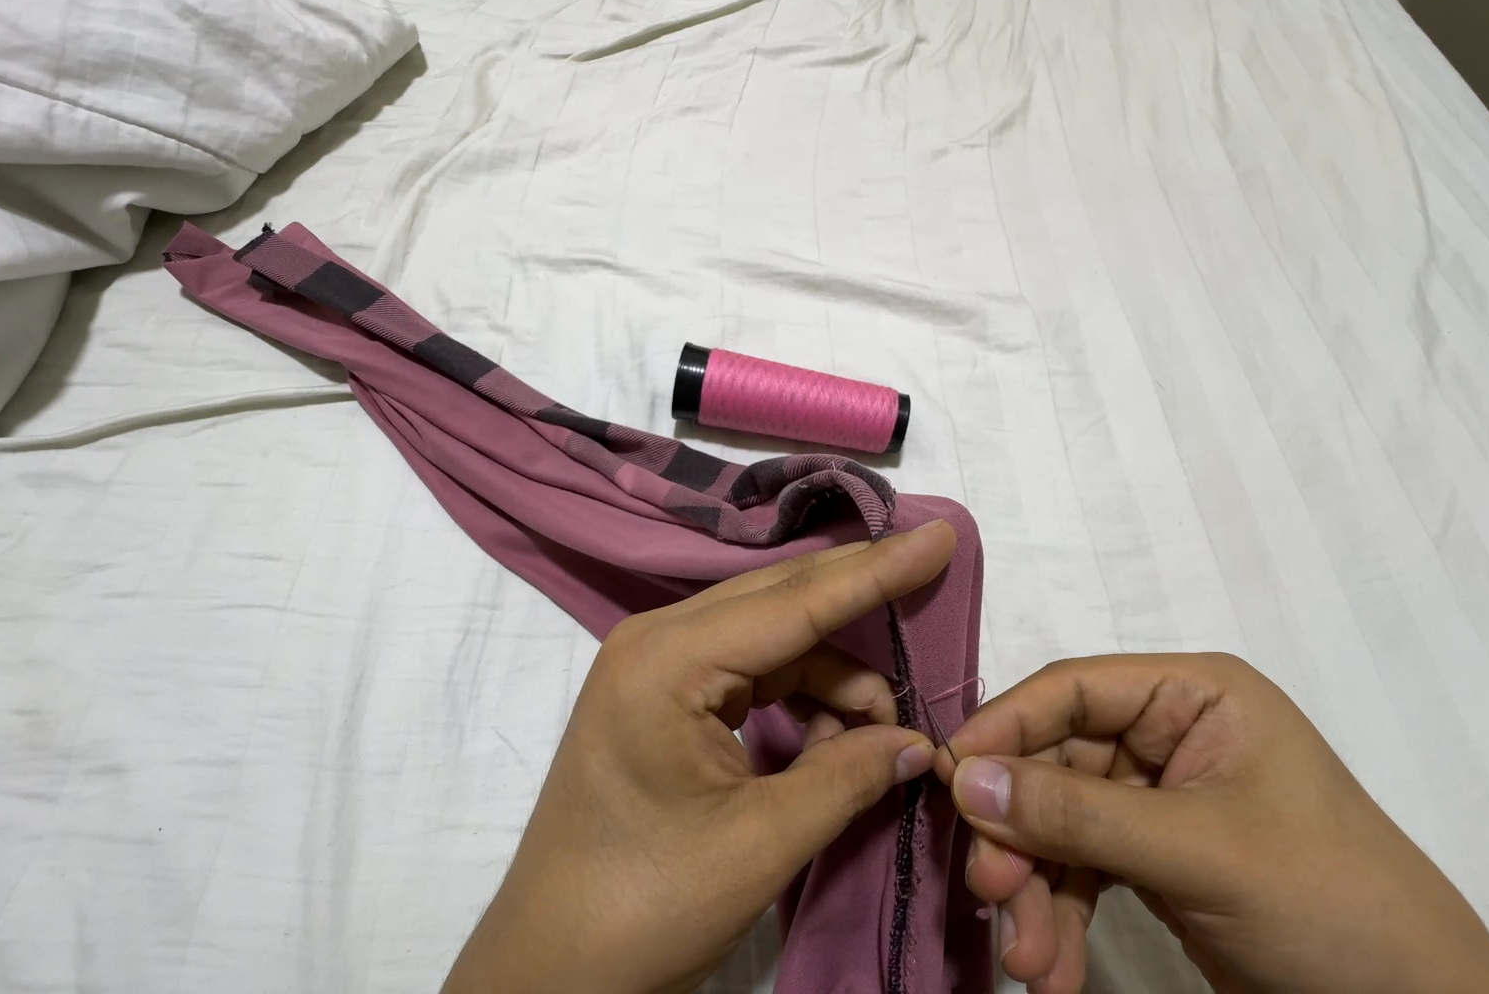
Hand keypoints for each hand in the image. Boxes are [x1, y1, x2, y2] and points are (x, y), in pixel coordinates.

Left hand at [442, 521, 957, 993]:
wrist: (549, 967)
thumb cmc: (644, 906)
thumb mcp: (758, 844)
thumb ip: (846, 778)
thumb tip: (919, 741)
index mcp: (668, 660)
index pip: (794, 603)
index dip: (876, 572)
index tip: (939, 537)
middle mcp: (657, 642)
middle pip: (779, 600)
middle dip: (859, 594)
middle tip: (932, 571)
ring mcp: (657, 666)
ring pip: (771, 638)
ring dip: (834, 671)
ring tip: (885, 726)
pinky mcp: (665, 697)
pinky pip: (751, 672)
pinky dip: (803, 695)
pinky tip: (837, 733)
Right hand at [936, 653, 1488, 993]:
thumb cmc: (1330, 905)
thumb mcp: (1198, 851)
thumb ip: (1075, 812)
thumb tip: (961, 778)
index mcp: (1191, 696)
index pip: (1071, 691)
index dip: (1004, 728)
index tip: (948, 779)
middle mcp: (1166, 734)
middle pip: (1054, 765)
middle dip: (1020, 834)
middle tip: (988, 890)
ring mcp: (1155, 799)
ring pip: (1057, 823)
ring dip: (1033, 889)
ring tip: (1027, 959)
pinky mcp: (1150, 856)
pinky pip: (1079, 870)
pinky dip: (1057, 914)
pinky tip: (1050, 967)